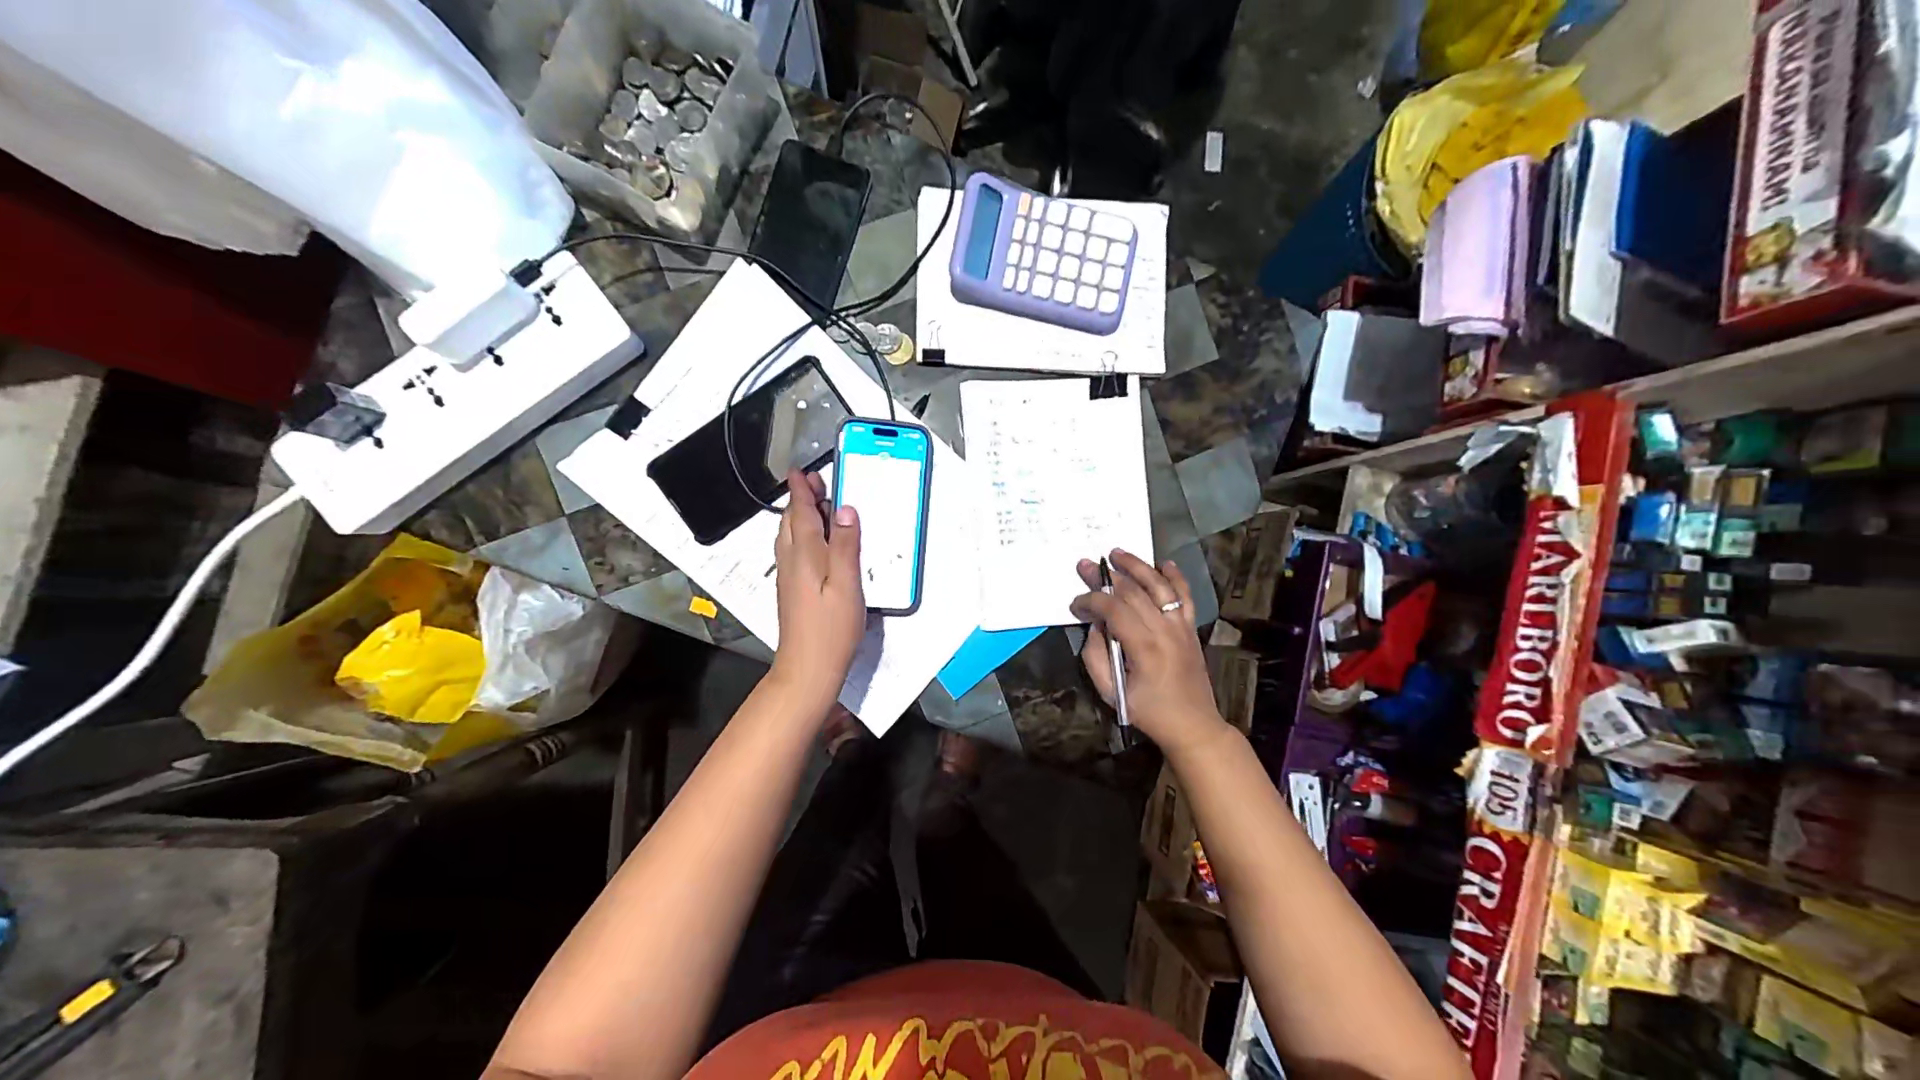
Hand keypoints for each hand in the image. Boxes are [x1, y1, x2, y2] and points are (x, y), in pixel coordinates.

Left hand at [770, 470, 865, 706]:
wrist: (807, 667)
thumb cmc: (830, 629)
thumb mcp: (847, 585)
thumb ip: (847, 545)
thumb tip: (846, 510)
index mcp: (804, 555)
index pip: (800, 512)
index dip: (802, 489)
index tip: (802, 471)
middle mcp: (791, 561)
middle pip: (792, 520)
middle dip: (802, 499)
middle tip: (817, 484)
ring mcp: (788, 576)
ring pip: (790, 535)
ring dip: (801, 516)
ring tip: (819, 506)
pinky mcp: (792, 589)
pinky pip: (793, 550)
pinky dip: (803, 535)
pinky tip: (817, 541)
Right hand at [1070, 550, 1229, 754]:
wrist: (1193, 725)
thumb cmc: (1149, 712)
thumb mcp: (1110, 692)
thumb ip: (1095, 656)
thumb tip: (1093, 626)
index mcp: (1144, 647)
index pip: (1113, 610)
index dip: (1090, 601)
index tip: (1075, 604)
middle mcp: (1165, 630)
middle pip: (1133, 592)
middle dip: (1106, 577)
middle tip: (1086, 565)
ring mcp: (1181, 627)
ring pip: (1159, 586)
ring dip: (1137, 566)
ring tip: (1118, 553)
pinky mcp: (1190, 628)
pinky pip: (1184, 596)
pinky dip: (1175, 577)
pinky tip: (1163, 563)